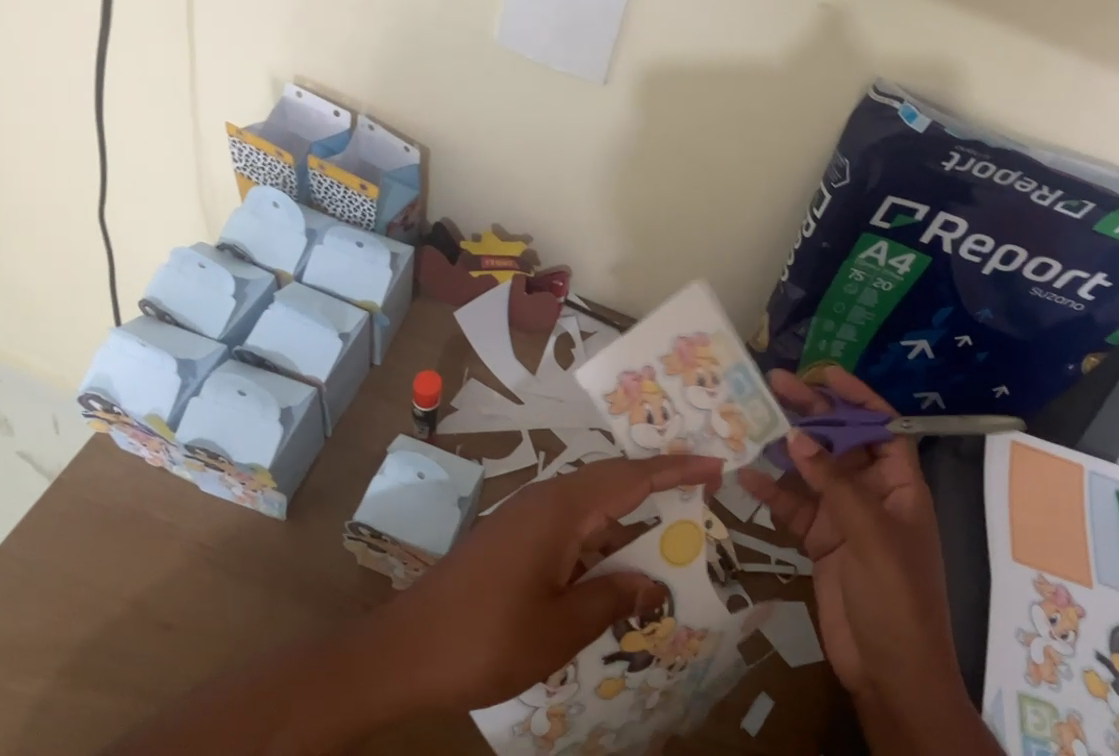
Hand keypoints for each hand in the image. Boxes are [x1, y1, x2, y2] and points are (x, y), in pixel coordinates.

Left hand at [370, 453, 723, 714]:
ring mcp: (523, 520)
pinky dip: (600, 541)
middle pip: (612, 483)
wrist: (402, 653)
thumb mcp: (562, 626)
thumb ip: (613, 598)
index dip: (676, 470)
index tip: (716, 465)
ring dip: (629, 521)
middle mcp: (543, 502)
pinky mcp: (511, 541)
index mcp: (560, 510)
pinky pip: (569, 529)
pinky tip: (615, 569)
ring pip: (590, 508)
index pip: (631, 477)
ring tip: (670, 536)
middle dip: (658, 486)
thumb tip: (652, 583)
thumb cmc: (486, 638)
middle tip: (703, 493)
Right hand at [737, 370, 958, 699]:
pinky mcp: (821, 542)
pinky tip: (745, 475)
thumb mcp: (871, 536)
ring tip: (750, 419)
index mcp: (901, 486)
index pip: (882, 428)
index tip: (822, 371)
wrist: (891, 673)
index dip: (856, 398)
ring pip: (812, 471)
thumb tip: (796, 436)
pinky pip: (794, 507)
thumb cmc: (897, 599)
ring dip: (785, 448)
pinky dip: (772, 491)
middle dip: (812, 412)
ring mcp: (846, 519)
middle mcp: (873, 495)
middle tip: (774, 384)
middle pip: (841, 442)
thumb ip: (833, 484)